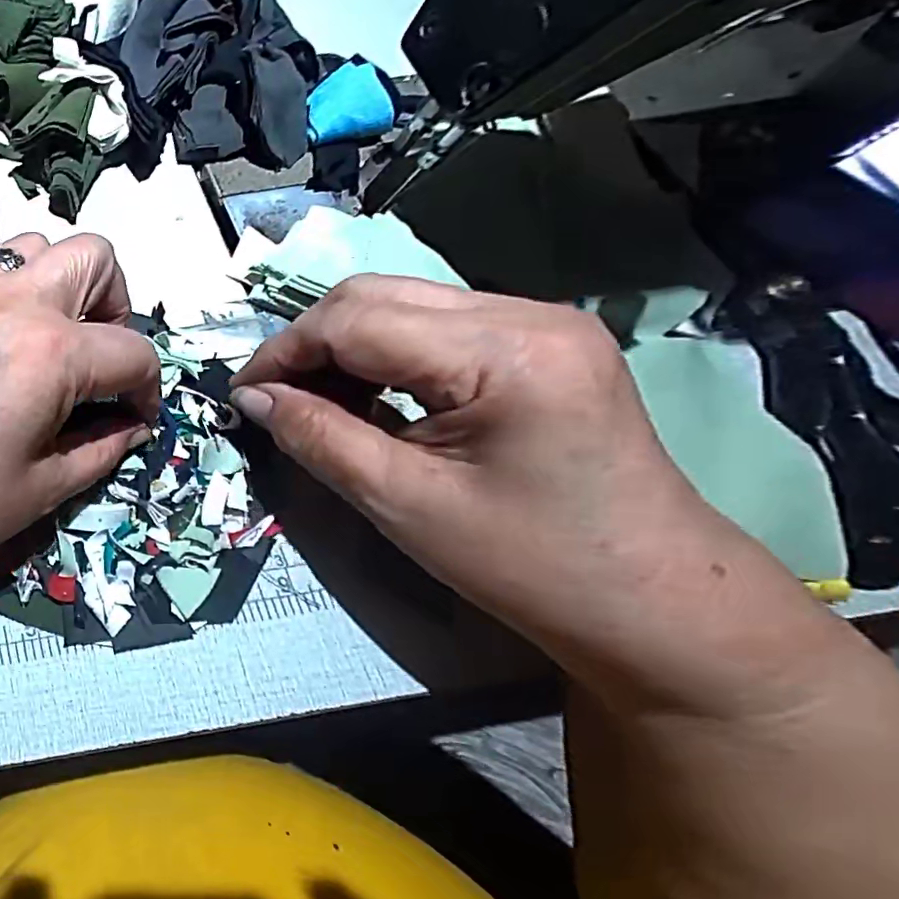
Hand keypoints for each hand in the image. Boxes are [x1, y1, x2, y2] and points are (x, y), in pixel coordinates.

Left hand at [0, 233, 158, 603]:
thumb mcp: (46, 486)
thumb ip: (105, 446)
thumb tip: (133, 427)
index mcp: (51, 350)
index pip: (132, 351)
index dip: (149, 389)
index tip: (138, 417)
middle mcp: (15, 303)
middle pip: (96, 259)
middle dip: (117, 306)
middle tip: (102, 361)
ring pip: (40, 247)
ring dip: (65, 286)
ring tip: (57, 343)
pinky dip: (17, 292)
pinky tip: (8, 346)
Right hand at [230, 275, 833, 714]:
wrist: (654, 604)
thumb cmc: (531, 566)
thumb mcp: (405, 504)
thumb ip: (320, 438)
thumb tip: (253, 398)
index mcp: (505, 350)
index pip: (357, 318)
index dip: (286, 351)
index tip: (244, 394)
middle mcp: (527, 312)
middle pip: (378, 295)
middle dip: (310, 342)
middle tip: (275, 398)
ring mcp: (541, 321)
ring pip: (403, 304)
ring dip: (345, 346)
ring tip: (315, 401)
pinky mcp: (541, 341)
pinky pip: (436, 326)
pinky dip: (385, 354)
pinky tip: (369, 396)